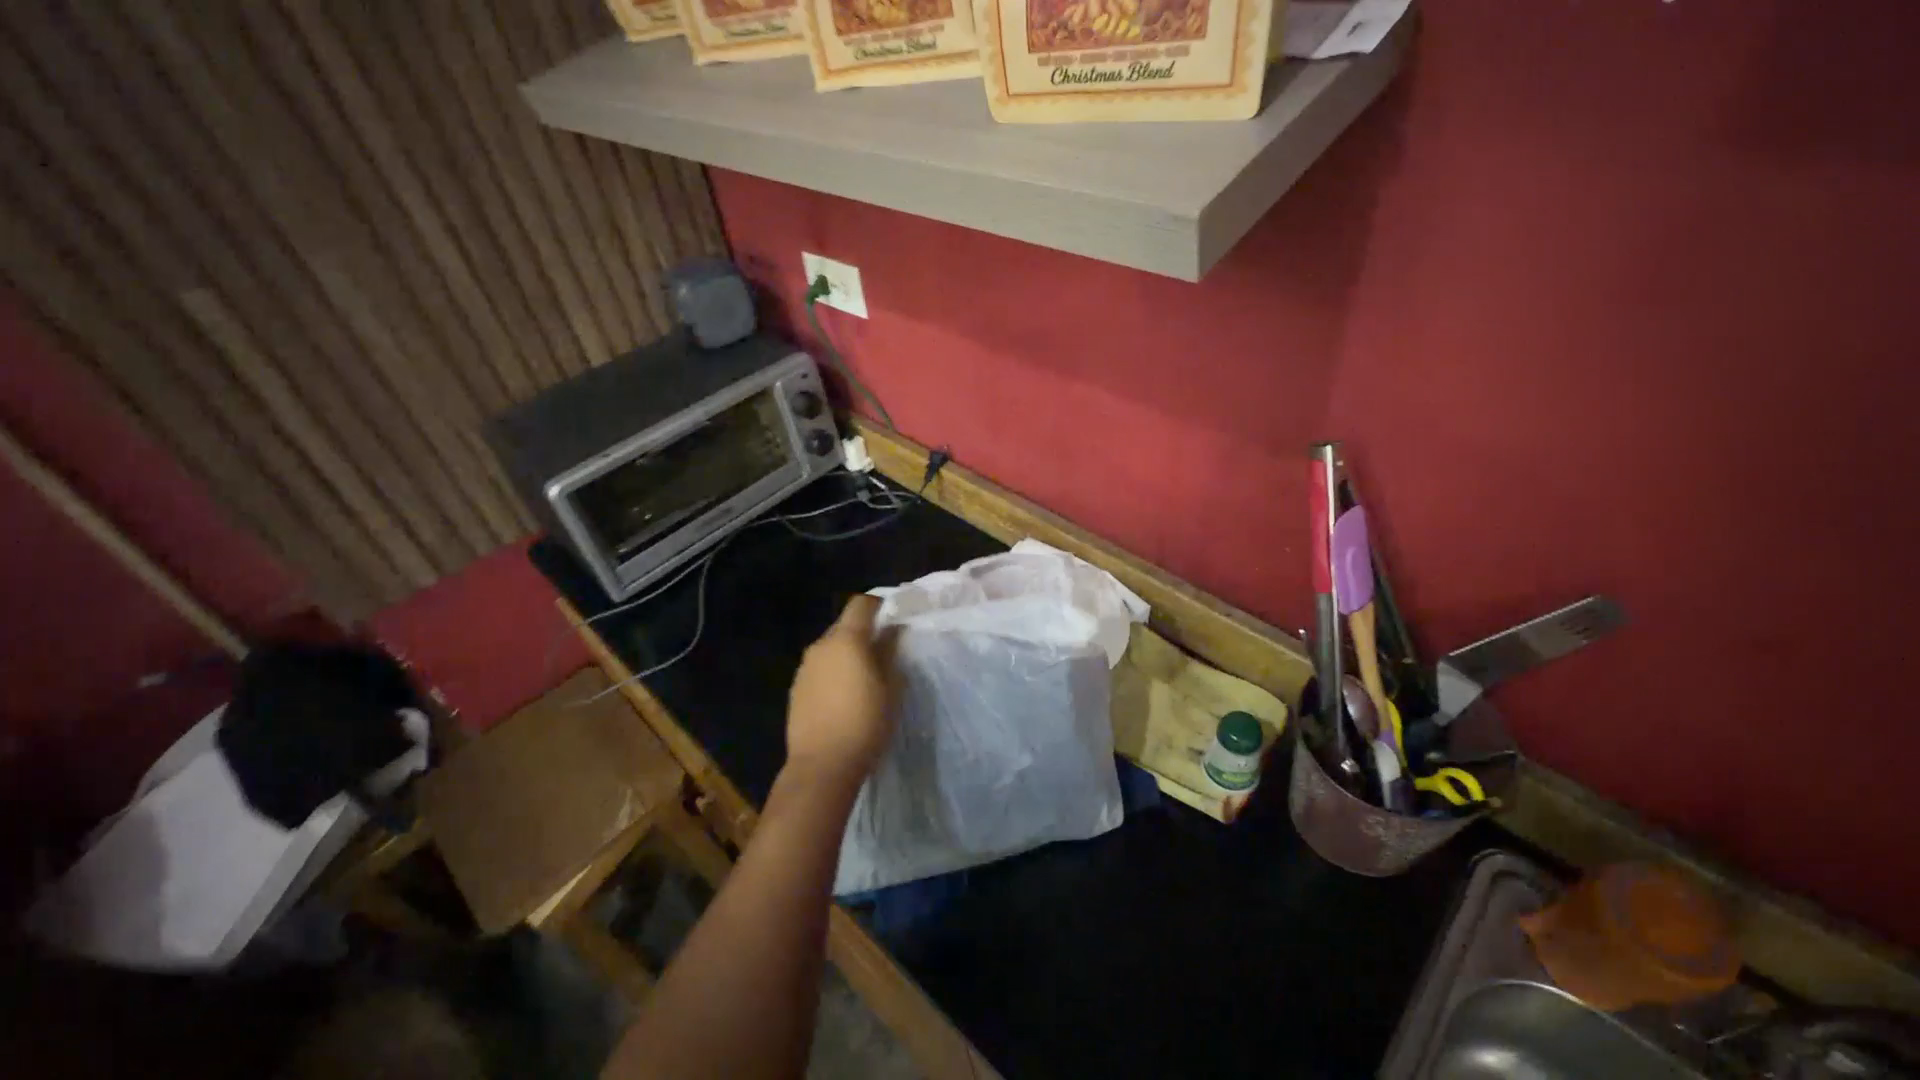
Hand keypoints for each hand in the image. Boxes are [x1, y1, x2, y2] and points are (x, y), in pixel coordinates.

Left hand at [784, 595, 897, 786]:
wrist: (822, 766)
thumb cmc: (865, 723)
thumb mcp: (891, 688)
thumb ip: (891, 653)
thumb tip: (892, 631)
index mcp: (846, 640)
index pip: (861, 604)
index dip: (879, 606)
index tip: (895, 618)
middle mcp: (820, 646)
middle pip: (844, 626)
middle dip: (864, 633)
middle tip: (884, 653)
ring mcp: (804, 668)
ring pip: (830, 649)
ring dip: (847, 655)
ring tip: (865, 678)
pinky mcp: (795, 690)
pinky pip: (819, 670)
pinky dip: (833, 674)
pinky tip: (843, 698)